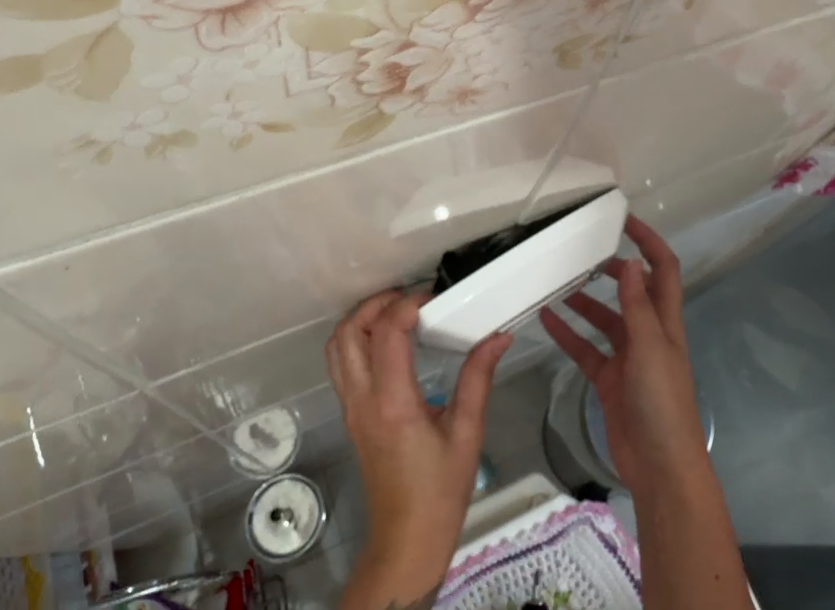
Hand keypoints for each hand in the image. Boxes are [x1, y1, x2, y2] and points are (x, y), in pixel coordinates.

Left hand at [328, 290, 512, 608]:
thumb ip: (478, 378)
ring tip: (397, 313)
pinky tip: (388, 342)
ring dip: (360, 320)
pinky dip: (357, 340)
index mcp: (393, 402)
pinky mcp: (351, 416)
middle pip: (348, 332)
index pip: (386, 333)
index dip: (406, 303)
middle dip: (375, 304)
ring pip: (337, 347)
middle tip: (410, 298)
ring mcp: (351, 408)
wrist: (408, 537)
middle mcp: (363, 400)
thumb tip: (498, 337)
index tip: (434, 296)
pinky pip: (341, 365)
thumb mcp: (468, 433)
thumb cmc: (441, 490)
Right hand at [540, 216, 705, 495]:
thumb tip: (632, 262)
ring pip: (604, 319)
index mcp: (665, 322)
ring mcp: (628, 358)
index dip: (649, 242)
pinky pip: (585, 349)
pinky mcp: (609, 379)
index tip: (625, 220)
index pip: (663, 270)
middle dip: (613, 268)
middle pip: (632, 291)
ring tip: (557, 283)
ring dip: (584, 301)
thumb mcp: (650, 348)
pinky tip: (545, 320)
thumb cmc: (661, 402)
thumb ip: (638, 306)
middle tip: (582, 252)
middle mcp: (648, 334)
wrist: (659, 464)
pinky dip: (567, 334)